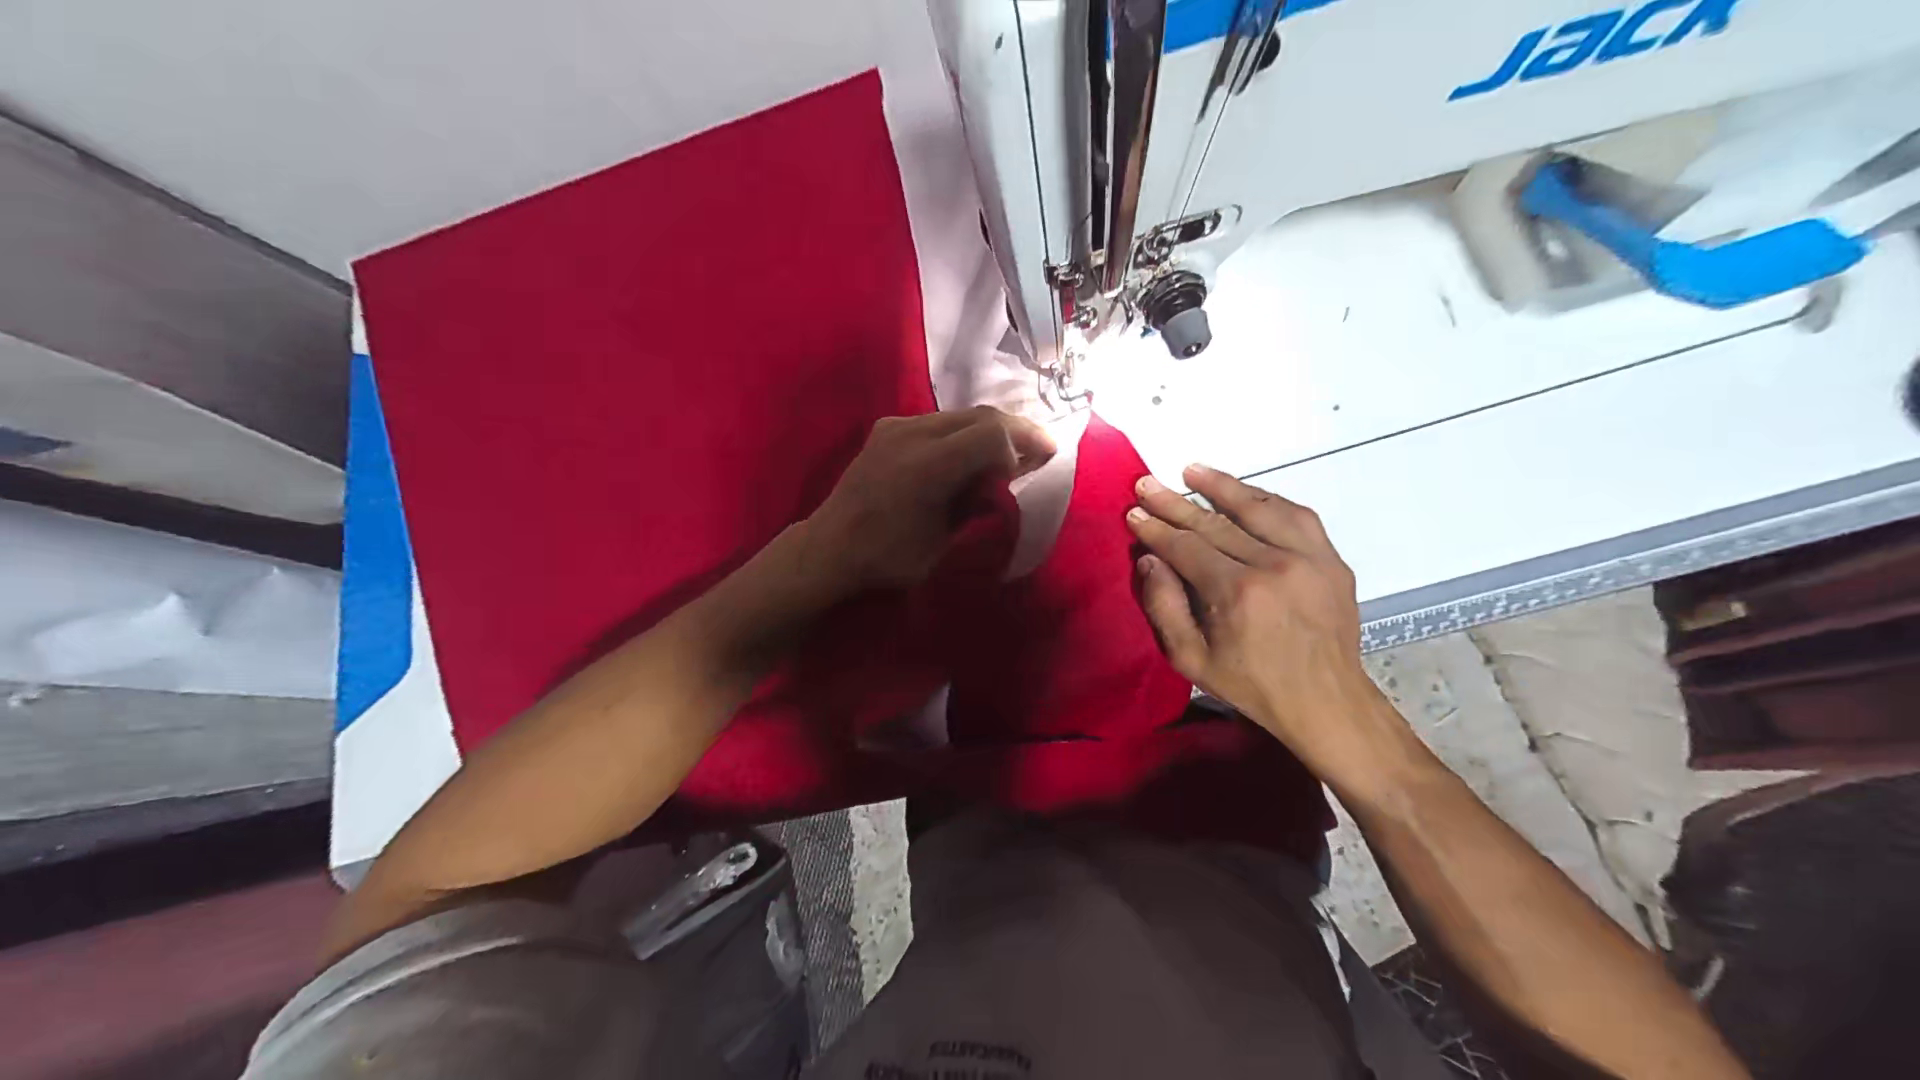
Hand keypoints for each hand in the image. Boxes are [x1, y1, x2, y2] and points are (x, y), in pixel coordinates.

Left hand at [804, 406, 1055, 590]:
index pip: (991, 433)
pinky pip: (939, 421)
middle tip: (1041, 448)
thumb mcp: (942, 541)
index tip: (1038, 463)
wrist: (829, 547)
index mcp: (927, 466)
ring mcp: (897, 426)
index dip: (1022, 444)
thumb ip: (977, 502)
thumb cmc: (887, 557)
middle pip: (980, 415)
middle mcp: (911, 434)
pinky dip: (965, 433)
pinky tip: (974, 453)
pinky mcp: (888, 427)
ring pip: (961, 415)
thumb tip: (1007, 478)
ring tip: (1012, 452)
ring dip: (991, 430)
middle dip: (1016, 430)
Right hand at [1126, 465, 1390, 773]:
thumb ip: (1163, 606)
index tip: (1134, 512)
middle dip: (1174, 502)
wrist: (1326, 701)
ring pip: (1258, 507)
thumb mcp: (1190, 659)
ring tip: (1191, 471)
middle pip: (1214, 523)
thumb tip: (1148, 558)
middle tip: (1146, 483)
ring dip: (1221, 486)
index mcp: (1238, 593)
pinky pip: (1296, 515)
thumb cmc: (1251, 684)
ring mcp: (1309, 558)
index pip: (1186, 546)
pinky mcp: (1331, 559)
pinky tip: (1244, 492)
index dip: (1156, 528)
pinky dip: (1266, 499)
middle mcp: (1274, 565)